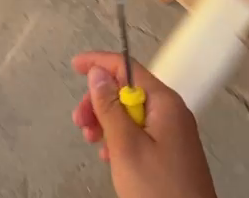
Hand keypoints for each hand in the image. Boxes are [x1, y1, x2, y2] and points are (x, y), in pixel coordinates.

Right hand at [70, 52, 216, 197]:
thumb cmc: (157, 188)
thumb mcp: (126, 146)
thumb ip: (110, 107)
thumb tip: (98, 72)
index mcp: (165, 103)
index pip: (128, 67)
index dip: (99, 63)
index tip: (75, 67)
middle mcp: (172, 112)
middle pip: (129, 91)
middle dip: (100, 101)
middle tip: (80, 122)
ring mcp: (174, 133)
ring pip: (132, 113)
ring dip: (107, 121)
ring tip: (91, 140)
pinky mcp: (172, 153)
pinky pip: (141, 132)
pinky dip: (121, 137)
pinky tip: (109, 154)